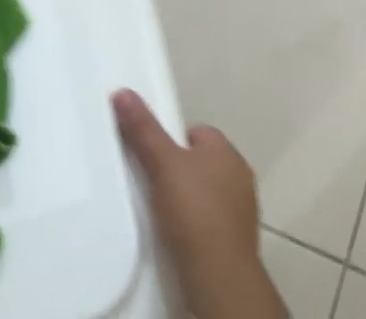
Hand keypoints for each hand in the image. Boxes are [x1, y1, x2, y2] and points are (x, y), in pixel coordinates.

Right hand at [113, 90, 286, 318]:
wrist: (219, 273)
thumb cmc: (193, 210)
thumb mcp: (163, 165)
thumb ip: (144, 130)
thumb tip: (123, 92)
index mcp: (226, 150)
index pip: (196, 133)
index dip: (172, 142)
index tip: (151, 158)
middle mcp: (239, 173)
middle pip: (201, 162)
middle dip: (179, 171)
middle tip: (151, 185)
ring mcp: (242, 208)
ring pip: (207, 192)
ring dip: (187, 199)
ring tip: (160, 214)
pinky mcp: (236, 238)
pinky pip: (211, 221)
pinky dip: (195, 225)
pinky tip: (177, 236)